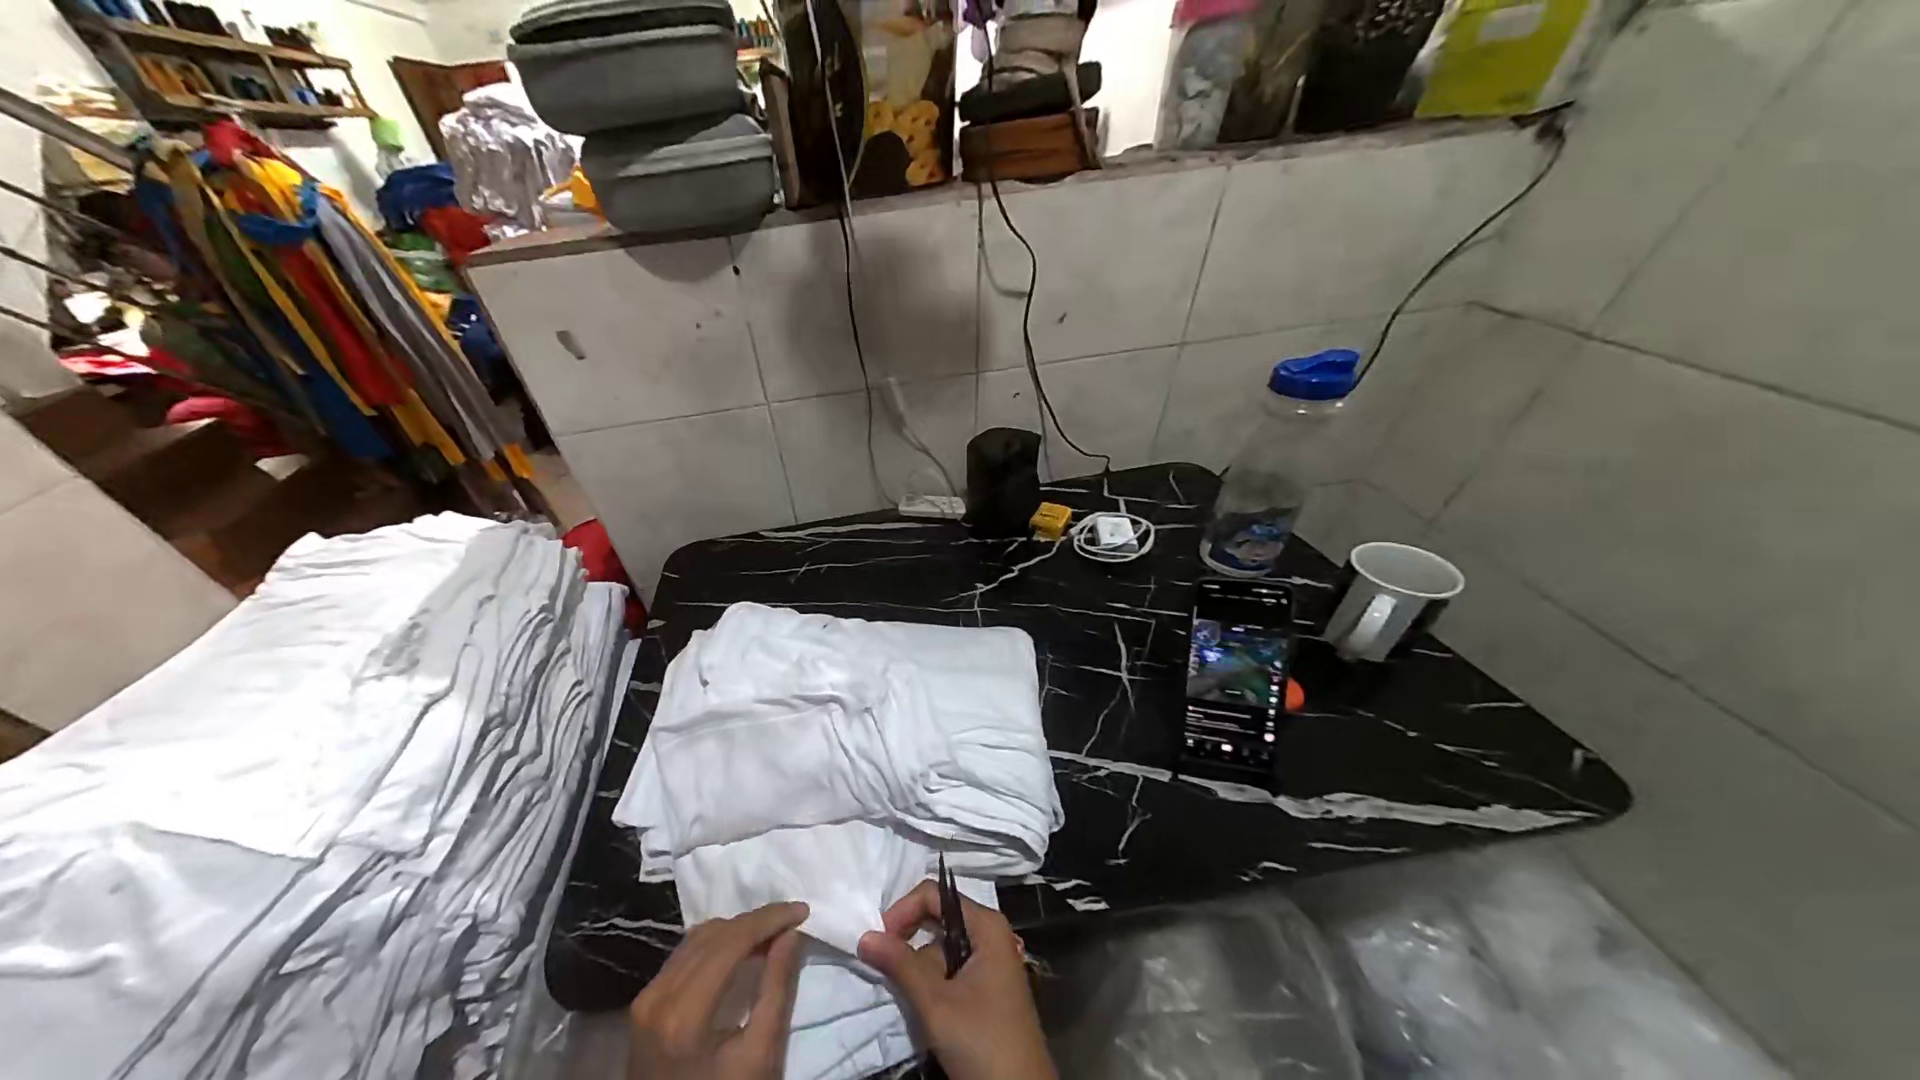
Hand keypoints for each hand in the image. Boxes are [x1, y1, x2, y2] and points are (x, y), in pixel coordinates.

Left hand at [629, 902, 808, 1079]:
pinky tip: (740, 950)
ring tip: (771, 934)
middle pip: (713, 935)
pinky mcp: (643, 1004)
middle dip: (756, 921)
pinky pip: (684, 954)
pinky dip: (716, 943)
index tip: (802, 911)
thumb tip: (791, 933)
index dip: (769, 919)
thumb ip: (777, 987)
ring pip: (697, 938)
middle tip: (792, 920)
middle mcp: (657, 997)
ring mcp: (645, 999)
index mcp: (684, 1014)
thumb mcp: (761, 1053)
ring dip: (737, 929)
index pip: (732, 942)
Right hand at [858, 882, 1057, 1079]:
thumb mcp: (937, 1003)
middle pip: (937, 919)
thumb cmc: (982, 1041)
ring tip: (912, 998)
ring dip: (919, 969)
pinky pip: (949, 970)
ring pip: (940, 948)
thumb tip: (865, 935)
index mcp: (986, 925)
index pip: (935, 895)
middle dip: (909, 942)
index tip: (879, 940)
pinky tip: (923, 1005)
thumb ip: (901, 965)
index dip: (904, 911)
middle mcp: (989, 935)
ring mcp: (988, 962)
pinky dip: (930, 982)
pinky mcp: (984, 987)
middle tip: (886, 969)